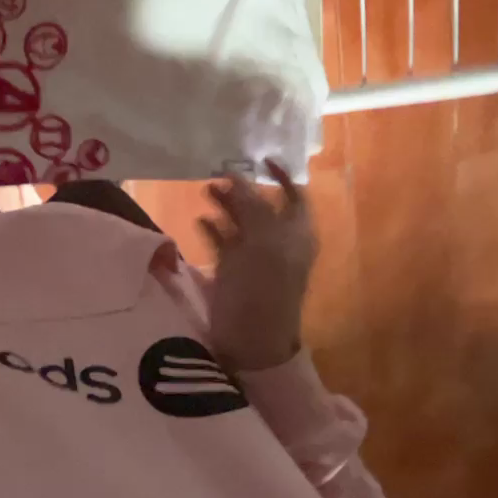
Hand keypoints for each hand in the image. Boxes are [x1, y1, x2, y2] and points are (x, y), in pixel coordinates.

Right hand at [200, 160, 318, 371]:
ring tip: (205, 190)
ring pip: (240, 220)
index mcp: (296, 234)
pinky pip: (223, 240)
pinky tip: (200, 219)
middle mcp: (277, 241)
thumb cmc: (264, 288)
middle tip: (218, 174)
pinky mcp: (233, 269)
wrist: (251, 339)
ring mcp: (254, 256)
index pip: (294, 195)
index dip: (281, 176)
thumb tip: (238, 176)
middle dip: (243, 188)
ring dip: (225, 204)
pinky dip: (213, 228)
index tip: (261, 158)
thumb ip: (252, 207)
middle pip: (261, 205)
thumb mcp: (263, 242)